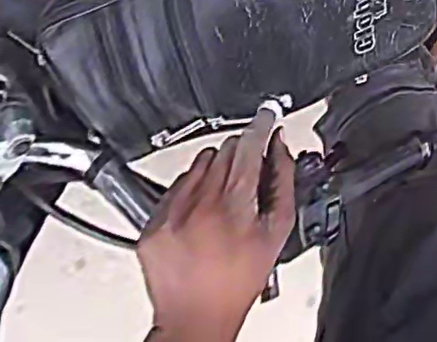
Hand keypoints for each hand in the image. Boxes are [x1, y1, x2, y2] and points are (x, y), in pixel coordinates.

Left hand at [136, 110, 294, 341]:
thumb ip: (283, 181)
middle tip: (248, 175)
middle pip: (226, 149)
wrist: (195, 321)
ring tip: (223, 198)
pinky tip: (201, 212)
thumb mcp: (277, 231)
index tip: (267, 116)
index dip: (261, 125)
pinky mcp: (153, 224)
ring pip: (201, 161)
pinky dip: (192, 189)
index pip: (249, 144)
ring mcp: (172, 214)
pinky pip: (177, 184)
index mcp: (233, 205)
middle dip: (242, 154)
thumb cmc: (238, 281)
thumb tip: (279, 146)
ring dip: (216, 169)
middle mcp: (199, 205)